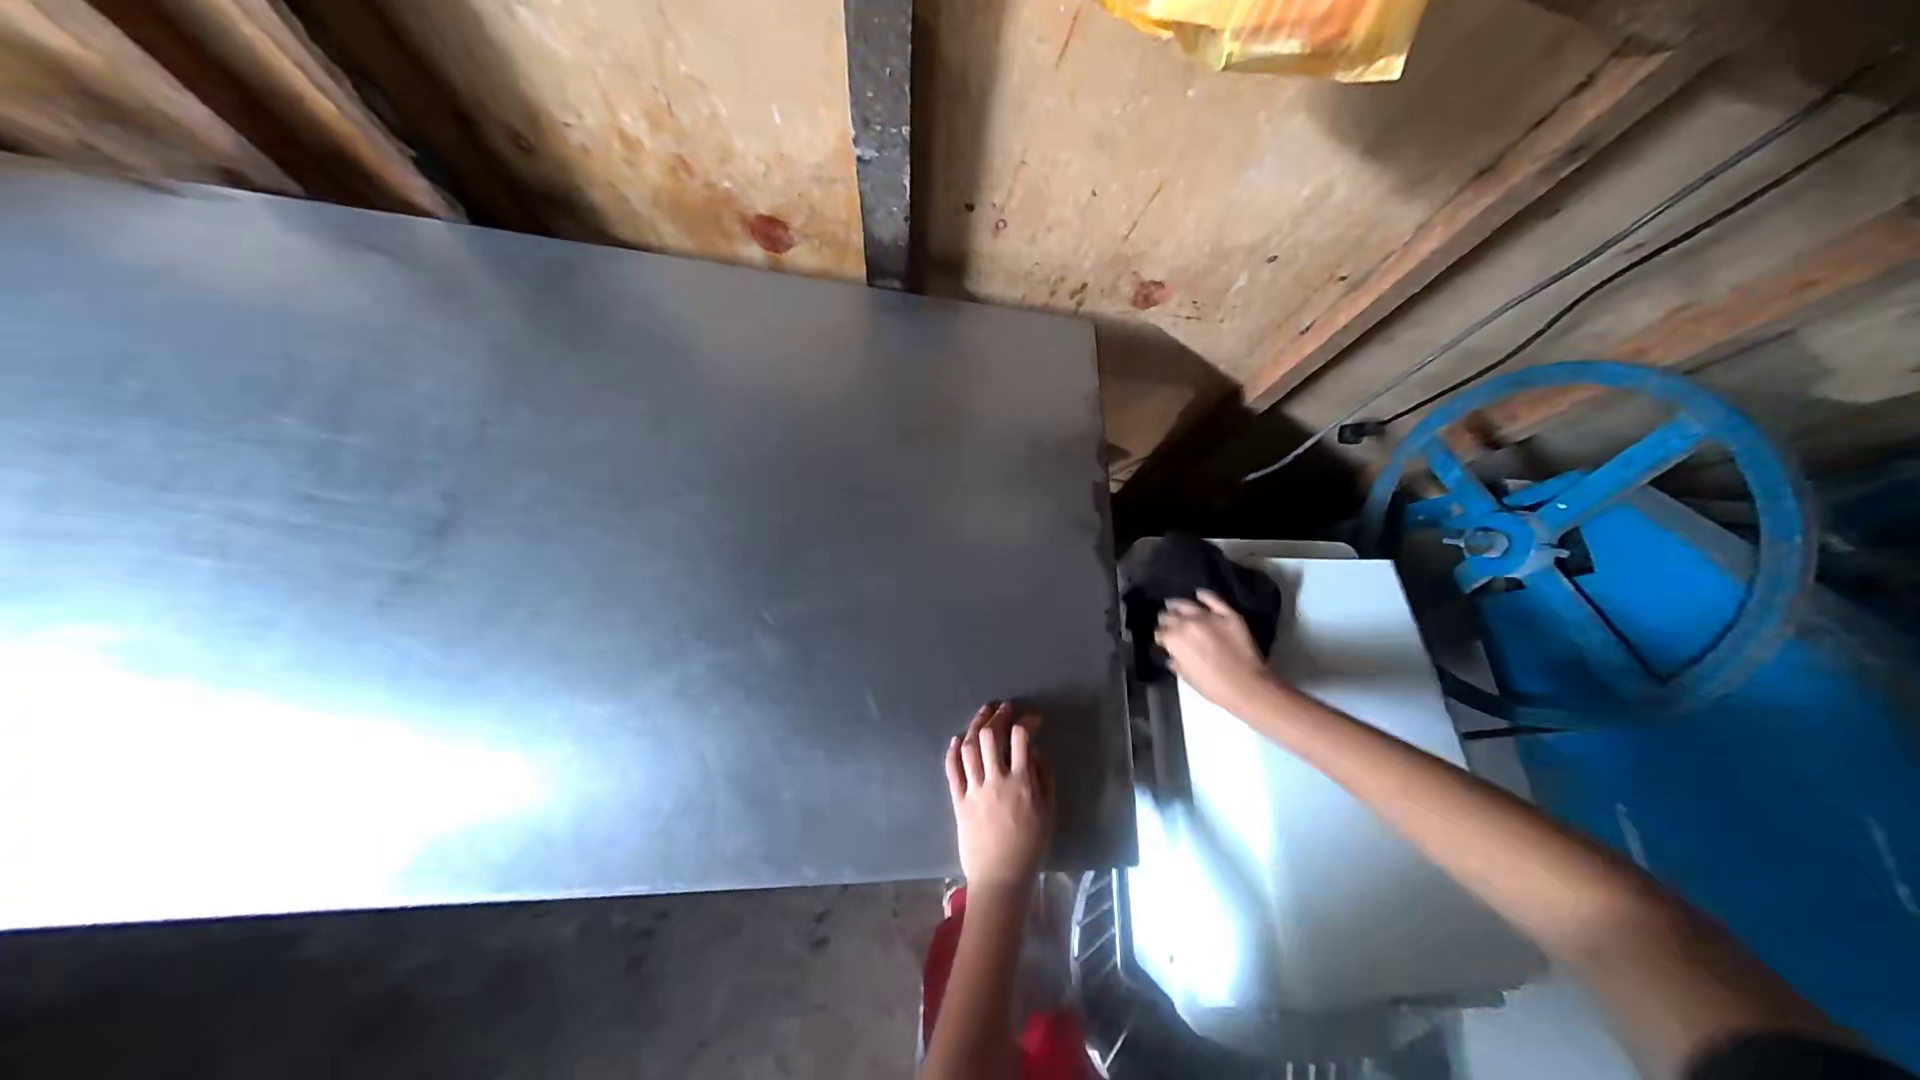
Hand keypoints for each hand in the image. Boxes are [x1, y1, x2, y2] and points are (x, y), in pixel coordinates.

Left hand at [944, 702, 1051, 889]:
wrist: (1001, 878)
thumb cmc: (1030, 846)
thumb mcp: (1048, 812)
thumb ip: (1043, 777)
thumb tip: (1033, 750)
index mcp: (1022, 783)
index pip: (1021, 738)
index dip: (1026, 722)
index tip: (1032, 720)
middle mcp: (996, 781)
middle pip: (991, 736)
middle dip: (997, 716)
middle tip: (1003, 708)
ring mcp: (974, 790)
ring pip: (970, 748)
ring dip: (976, 726)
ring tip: (983, 714)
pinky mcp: (958, 801)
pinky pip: (952, 771)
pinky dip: (953, 751)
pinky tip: (958, 739)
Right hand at [1155, 589, 1278, 709]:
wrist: (1247, 686)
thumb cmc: (1214, 688)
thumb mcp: (1188, 678)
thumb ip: (1178, 664)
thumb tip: (1172, 657)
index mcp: (1174, 640)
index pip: (1160, 632)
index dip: (1160, 636)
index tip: (1162, 639)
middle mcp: (1188, 623)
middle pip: (1170, 616)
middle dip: (1166, 619)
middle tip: (1167, 622)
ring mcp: (1209, 617)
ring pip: (1187, 604)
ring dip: (1178, 605)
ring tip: (1174, 604)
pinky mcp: (1228, 615)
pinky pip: (1214, 600)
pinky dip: (1205, 595)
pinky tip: (1199, 593)